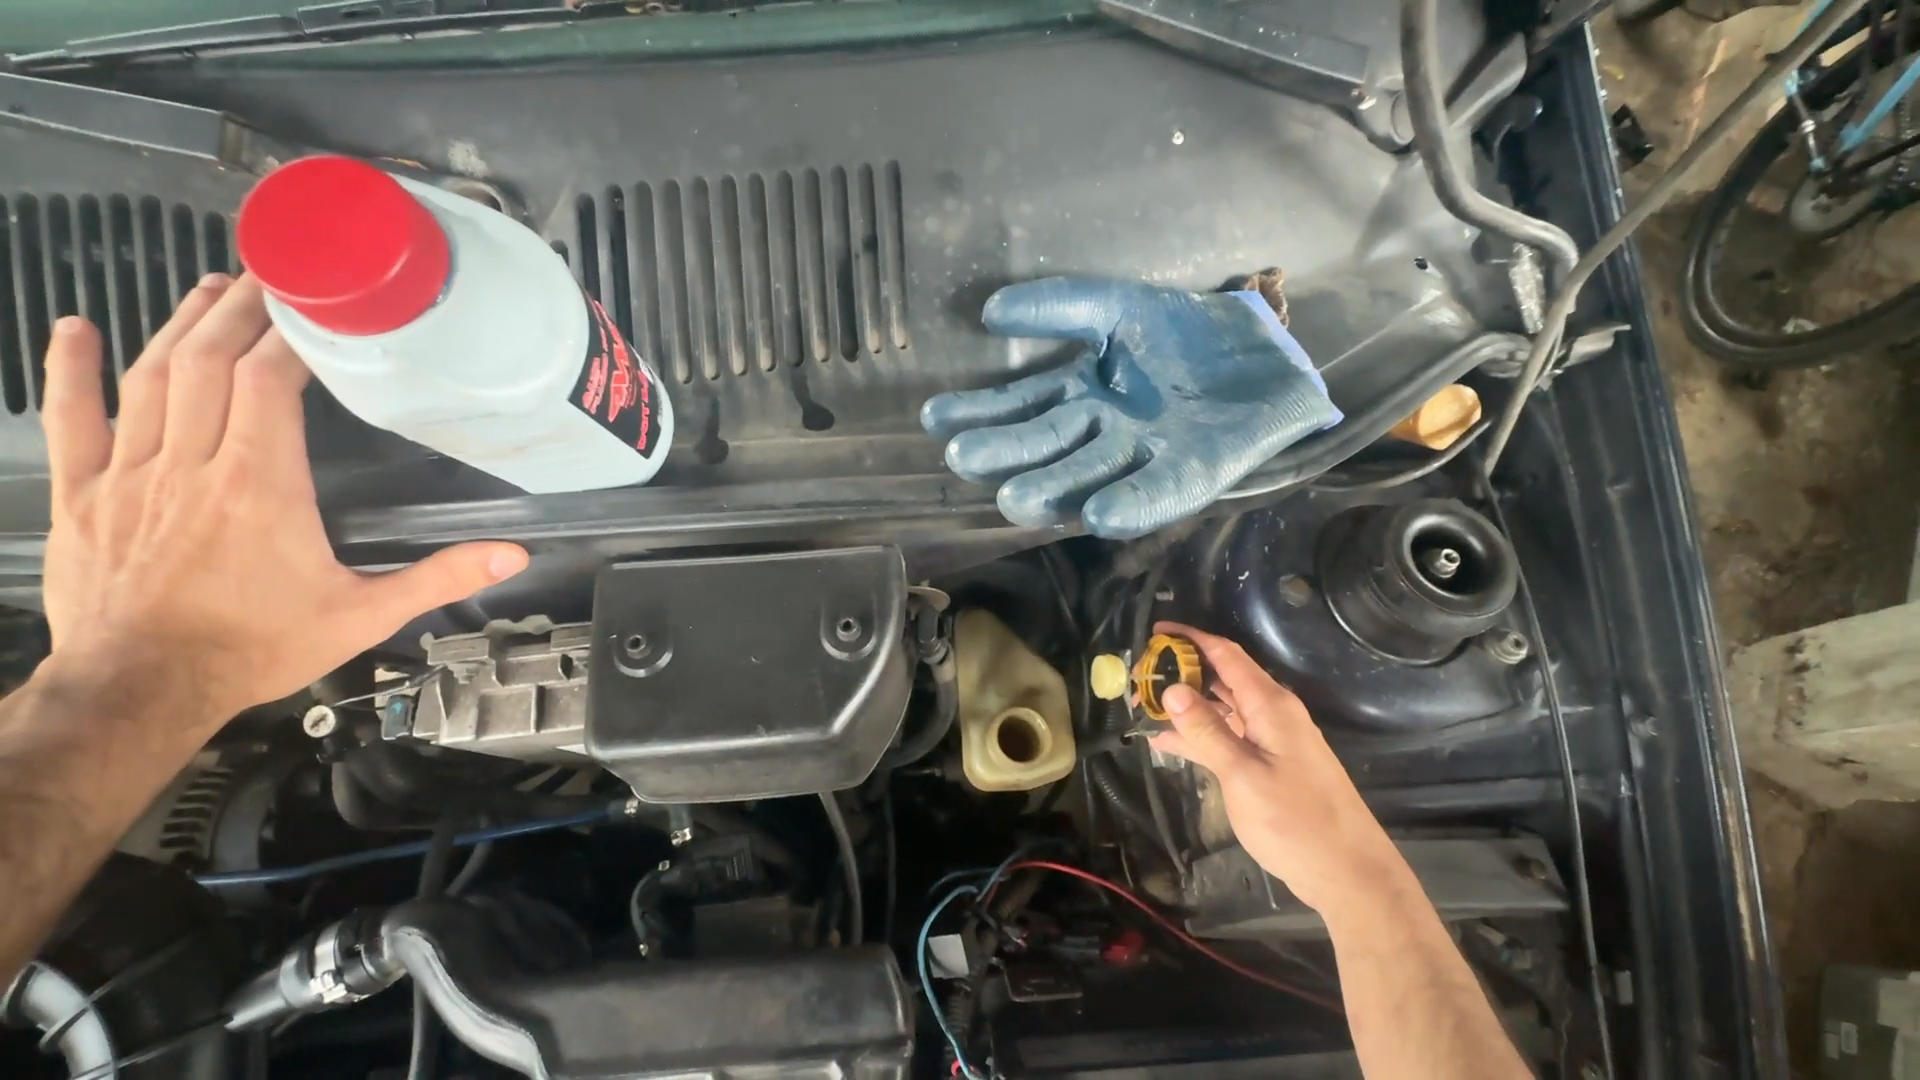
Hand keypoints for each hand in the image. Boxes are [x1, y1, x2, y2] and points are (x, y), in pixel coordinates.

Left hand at [37, 273, 527, 727]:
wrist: (143, 690)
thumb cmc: (256, 648)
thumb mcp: (366, 614)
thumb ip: (440, 577)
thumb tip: (512, 556)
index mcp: (260, 487)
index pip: (265, 384)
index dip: (288, 339)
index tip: (315, 309)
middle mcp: (192, 467)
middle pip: (208, 363)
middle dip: (241, 313)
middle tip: (273, 276)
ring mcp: (130, 477)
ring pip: (150, 379)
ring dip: (181, 326)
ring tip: (213, 289)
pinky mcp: (84, 497)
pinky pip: (74, 419)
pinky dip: (69, 369)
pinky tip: (74, 329)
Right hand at [920, 278, 1339, 539]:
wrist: (1263, 346)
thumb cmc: (1185, 331)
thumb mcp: (1118, 307)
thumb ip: (1059, 306)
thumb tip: (986, 311)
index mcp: (1079, 396)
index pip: (1020, 407)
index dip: (979, 413)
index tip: (934, 417)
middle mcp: (1100, 435)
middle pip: (1046, 446)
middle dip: (1005, 453)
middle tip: (962, 458)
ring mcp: (1143, 458)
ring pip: (1089, 477)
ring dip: (1053, 490)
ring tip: (1013, 498)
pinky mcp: (1189, 476)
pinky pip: (1157, 493)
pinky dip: (1130, 504)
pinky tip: (1100, 515)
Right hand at [1148, 622, 1407, 912]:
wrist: (1349, 874)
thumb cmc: (1297, 822)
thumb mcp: (1243, 775)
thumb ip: (1206, 731)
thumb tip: (1172, 689)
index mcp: (1270, 705)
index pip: (1226, 655)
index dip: (1191, 638)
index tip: (1155, 631)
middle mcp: (1272, 714)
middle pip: (1222, 678)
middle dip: (1181, 672)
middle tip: (1139, 677)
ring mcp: (1272, 740)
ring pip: (1222, 710)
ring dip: (1185, 707)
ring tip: (1143, 707)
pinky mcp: (1270, 765)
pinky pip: (1228, 737)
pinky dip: (1199, 737)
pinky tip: (1166, 743)